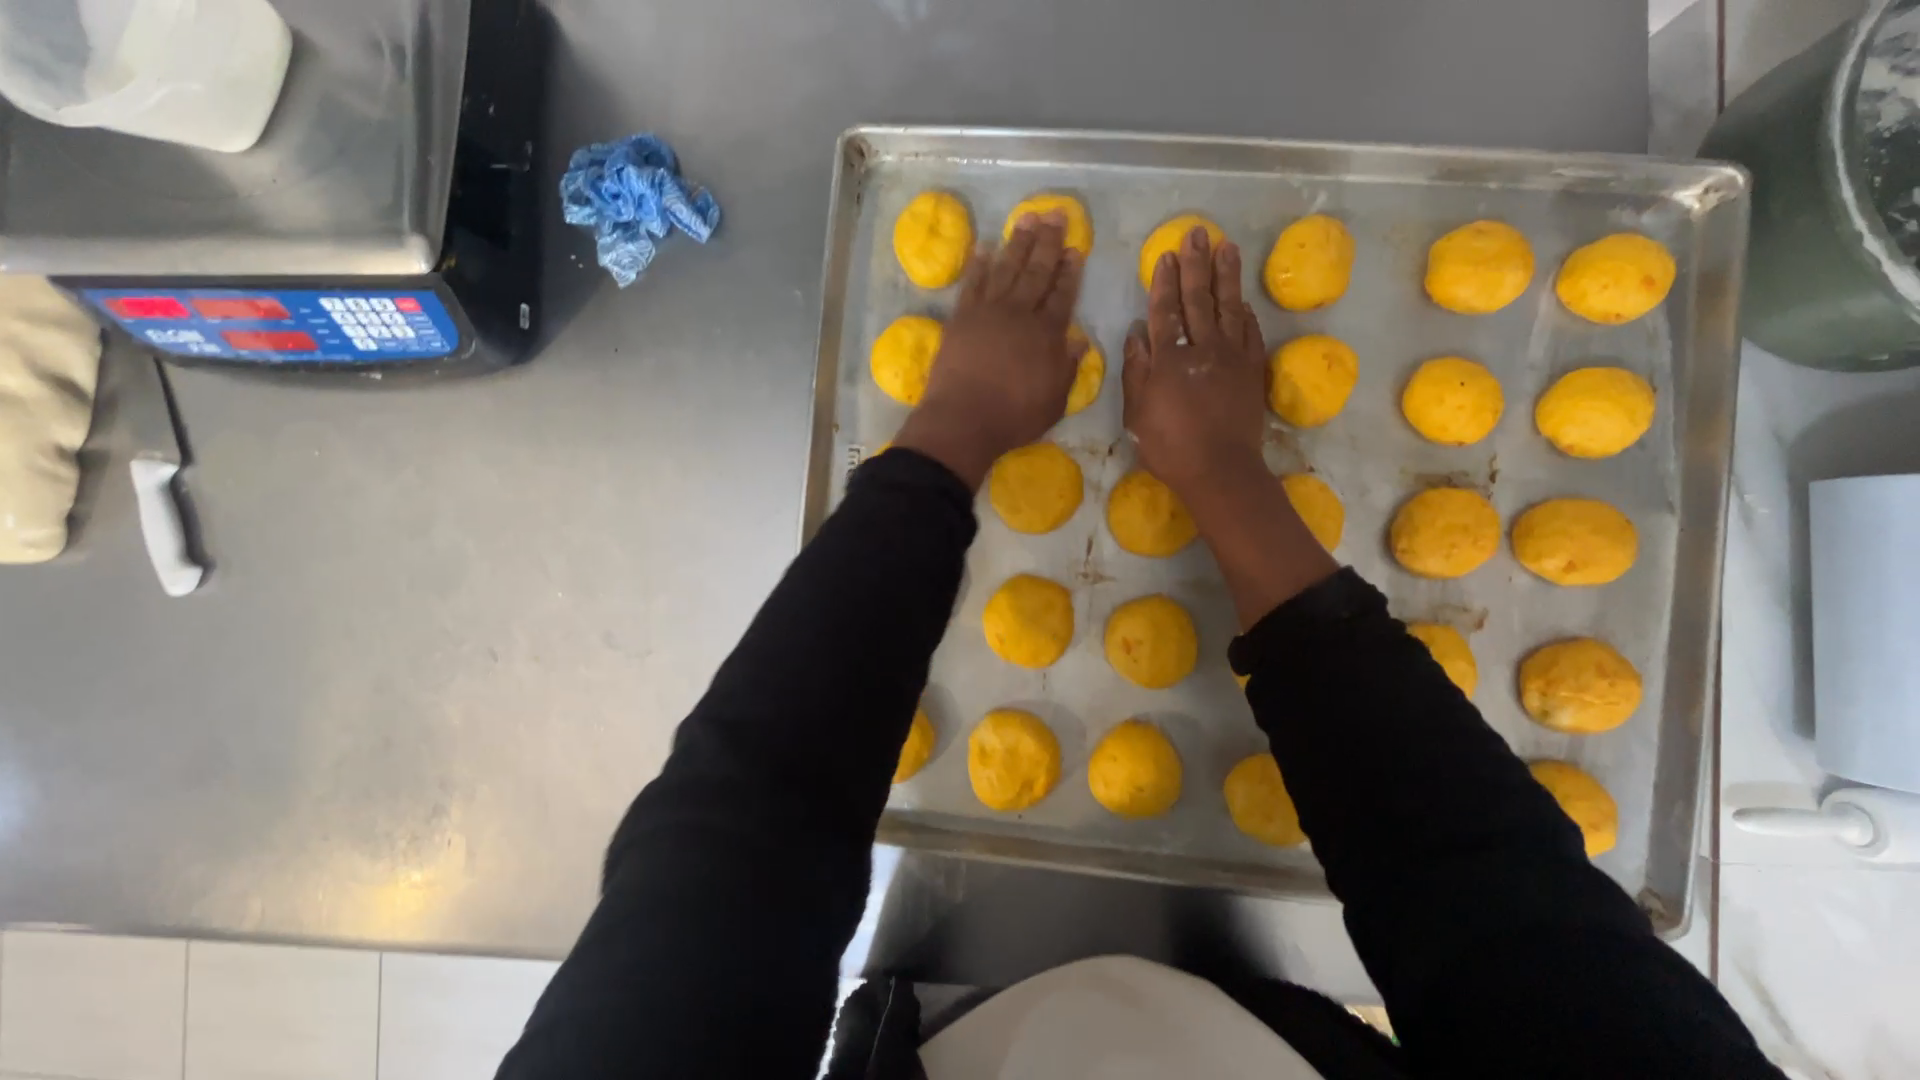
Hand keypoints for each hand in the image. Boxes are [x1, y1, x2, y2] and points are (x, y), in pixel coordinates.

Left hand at [894, 214, 1085, 488]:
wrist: (964, 419)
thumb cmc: (1014, 417)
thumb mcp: (1055, 401)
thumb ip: (1067, 369)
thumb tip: (1079, 341)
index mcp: (1047, 333)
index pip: (1063, 294)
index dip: (1070, 271)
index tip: (1075, 249)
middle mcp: (1020, 314)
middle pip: (1037, 271)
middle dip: (1048, 242)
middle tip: (1056, 214)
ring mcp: (989, 312)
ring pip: (1007, 268)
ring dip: (1018, 242)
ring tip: (1027, 218)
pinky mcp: (962, 317)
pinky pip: (973, 283)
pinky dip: (979, 264)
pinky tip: (985, 248)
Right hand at [1122, 226, 1268, 500]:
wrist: (1220, 469)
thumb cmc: (1169, 448)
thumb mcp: (1137, 414)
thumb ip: (1136, 371)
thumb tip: (1137, 334)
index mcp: (1168, 360)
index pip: (1165, 310)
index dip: (1164, 281)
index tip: (1166, 255)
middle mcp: (1201, 349)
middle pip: (1197, 298)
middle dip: (1195, 264)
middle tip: (1197, 233)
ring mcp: (1231, 357)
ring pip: (1228, 306)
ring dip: (1226, 275)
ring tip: (1225, 247)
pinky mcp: (1252, 369)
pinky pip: (1250, 331)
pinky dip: (1244, 311)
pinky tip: (1240, 298)